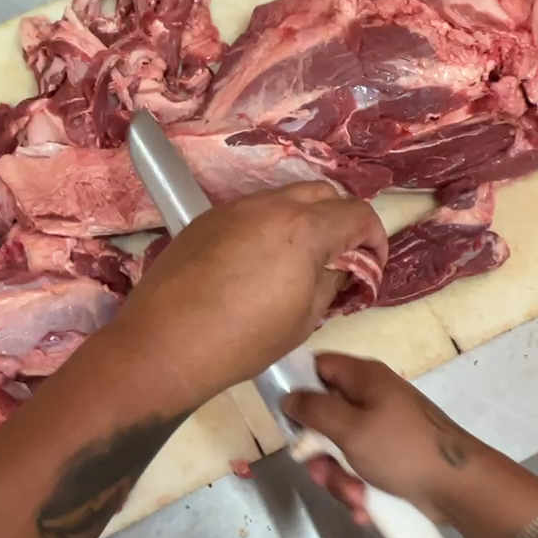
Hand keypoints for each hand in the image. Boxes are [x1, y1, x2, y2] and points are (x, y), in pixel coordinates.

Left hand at [102, 183, 387, 406]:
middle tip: (337, 257)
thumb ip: (330, 282)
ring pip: (282, 199)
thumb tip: (338, 266)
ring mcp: (232, 209)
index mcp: (302, 229)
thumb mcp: (302, 320)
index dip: (373, 238)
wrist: (164, 344)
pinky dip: (266, 227)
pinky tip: (255, 263)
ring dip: (301, 220)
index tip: (369, 264)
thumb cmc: (240, 342)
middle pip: (321, 193)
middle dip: (338, 220)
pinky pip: (248, 212)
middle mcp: (268, 207)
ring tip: (296, 261)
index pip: (356, 213)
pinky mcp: (204, 220)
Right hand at [282, 353, 478, 513]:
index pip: (317, 366)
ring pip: (339, 449)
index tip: (288, 417)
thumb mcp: (349, 428)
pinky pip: (360, 467)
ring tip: (353, 496)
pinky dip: (358, 487)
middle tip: (319, 471)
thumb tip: (288, 397)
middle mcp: (372, 398)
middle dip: (319, 451)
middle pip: (324, 416)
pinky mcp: (391, 457)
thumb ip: (313, 410)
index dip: (298, 387)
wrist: (459, 488)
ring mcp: (382, 429)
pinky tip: (364, 505)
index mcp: (363, 378)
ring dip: (338, 477)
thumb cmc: (401, 449)